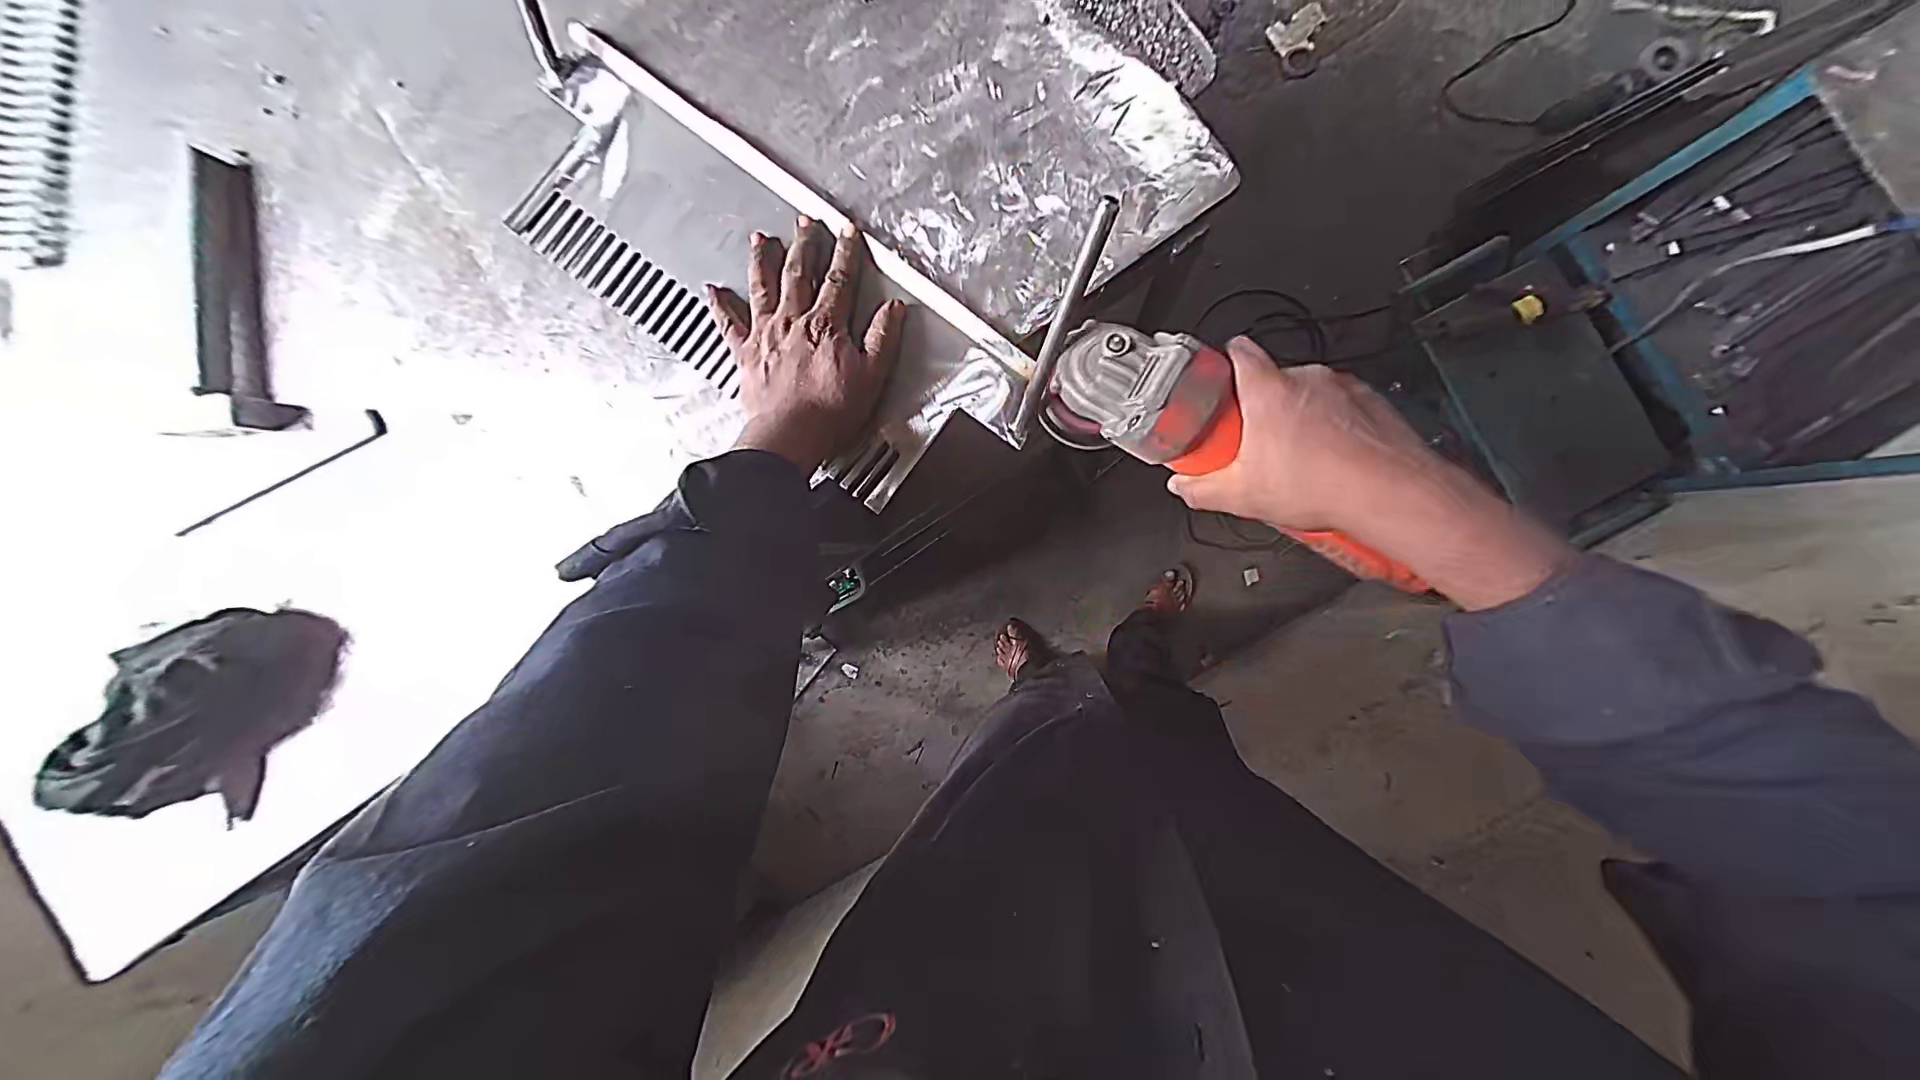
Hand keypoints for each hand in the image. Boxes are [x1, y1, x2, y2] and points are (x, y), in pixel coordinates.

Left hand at [706, 217, 905, 470]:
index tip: (848, 235)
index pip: (840, 280)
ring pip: (763, 286)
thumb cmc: (828, 412)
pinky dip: (721, 305)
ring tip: (763, 240)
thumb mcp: (871, 377)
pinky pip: (730, 323)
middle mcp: (793, 322)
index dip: (847, 254)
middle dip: (805, 244)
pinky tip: (715, 290)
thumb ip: (882, 339)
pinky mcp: (747, 354)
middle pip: (799, 273)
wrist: (790, 435)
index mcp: (826, 326)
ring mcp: (766, 335)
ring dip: (763, 260)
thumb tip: (892, 312)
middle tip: (806, 223)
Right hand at [1168, 338, 1570, 609]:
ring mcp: (1343, 390)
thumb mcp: (1241, 495)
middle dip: (1259, 412)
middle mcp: (1307, 379)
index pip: (1239, 352)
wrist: (1391, 494)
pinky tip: (1324, 465)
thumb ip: (1201, 487)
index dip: (1223, 362)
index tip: (1216, 382)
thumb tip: (1184, 485)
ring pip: (1307, 399)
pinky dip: (1329, 431)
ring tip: (1293, 464)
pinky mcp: (1371, 404)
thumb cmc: (1325, 484)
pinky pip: (1339, 411)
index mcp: (1269, 390)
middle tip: (1252, 447)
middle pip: (1270, 384)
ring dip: (1296, 423)